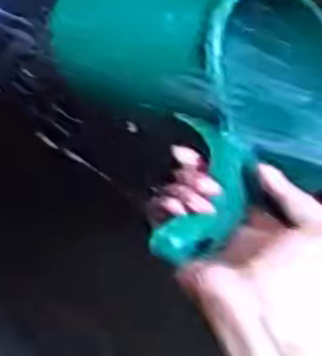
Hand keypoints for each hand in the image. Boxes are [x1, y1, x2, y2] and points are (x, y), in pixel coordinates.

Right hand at [153, 146, 321, 354]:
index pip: (236, 184)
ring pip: (178, 193)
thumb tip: (262, 168)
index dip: (218, 166)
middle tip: (200, 181)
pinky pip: (158, 211)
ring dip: (182, 191)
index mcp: (269, 224)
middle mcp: (234, 224)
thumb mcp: (317, 235)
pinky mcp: (175, 236)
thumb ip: (295, 199)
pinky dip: (163, 205)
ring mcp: (203, 230)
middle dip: (194, 175)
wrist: (265, 310)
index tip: (204, 155)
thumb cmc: (302, 277)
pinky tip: (177, 211)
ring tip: (197, 205)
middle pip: (202, 184)